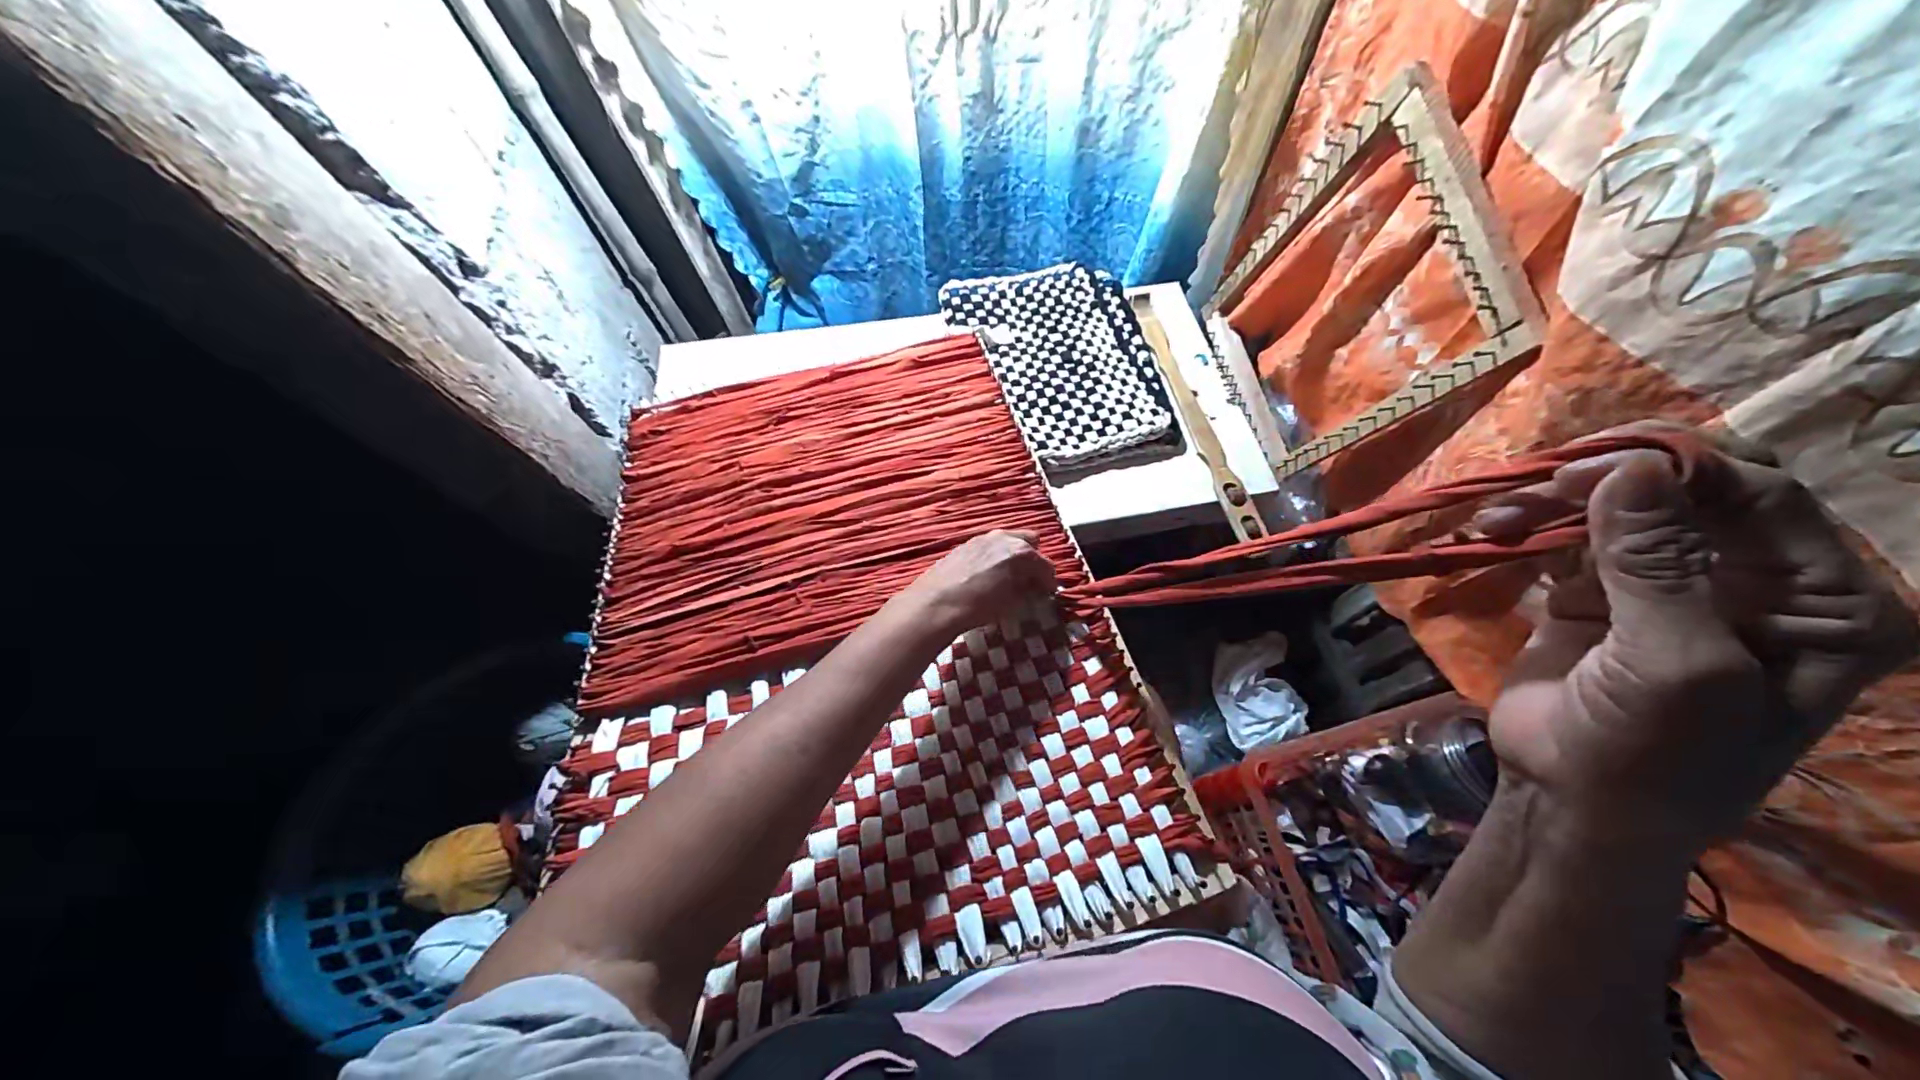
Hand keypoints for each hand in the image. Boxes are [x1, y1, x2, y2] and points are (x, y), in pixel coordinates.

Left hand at [899, 530, 1058, 636]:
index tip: (1046, 594)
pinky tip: (988, 574)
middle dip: (1033, 561)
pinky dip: (996, 556)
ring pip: (1009, 541)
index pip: (1046, 566)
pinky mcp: (966, 543)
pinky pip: (990, 546)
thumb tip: (1033, 588)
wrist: (936, 603)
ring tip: (1009, 578)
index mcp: (1021, 552)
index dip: (1049, 582)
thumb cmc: (978, 606)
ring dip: (1014, 556)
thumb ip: (1027, 591)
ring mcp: (983, 538)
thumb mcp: (1011, 603)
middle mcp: (1004, 538)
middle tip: (1029, 581)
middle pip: (1030, 543)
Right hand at [1473, 422, 1916, 851]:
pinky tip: (1491, 533)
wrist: (1572, 803)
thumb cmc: (1655, 754)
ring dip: (1555, 503)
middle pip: (1689, 490)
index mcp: (1822, 600)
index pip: (1763, 497)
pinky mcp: (1598, 593)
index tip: (1587, 466)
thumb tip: (1632, 466)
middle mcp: (1755, 580)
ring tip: (1496, 519)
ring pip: (1619, 508)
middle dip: (1611, 477)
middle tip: (1542, 480)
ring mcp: (1670, 584)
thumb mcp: (1675, 663)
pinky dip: (1528, 527)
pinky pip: (1569, 538)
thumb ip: (1660, 564)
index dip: (1679, 469)